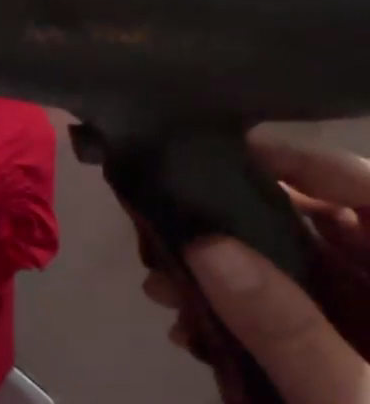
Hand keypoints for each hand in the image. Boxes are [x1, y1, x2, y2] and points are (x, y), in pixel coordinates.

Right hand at [144, 133, 369, 402]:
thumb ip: (294, 333)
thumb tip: (203, 243)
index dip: (308, 164)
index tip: (219, 149)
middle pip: (327, 232)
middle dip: (234, 227)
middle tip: (162, 232)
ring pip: (301, 273)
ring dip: (223, 274)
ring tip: (161, 289)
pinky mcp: (357, 361)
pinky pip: (296, 316)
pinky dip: (240, 314)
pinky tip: (192, 329)